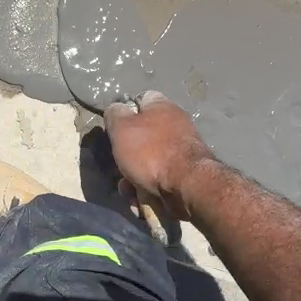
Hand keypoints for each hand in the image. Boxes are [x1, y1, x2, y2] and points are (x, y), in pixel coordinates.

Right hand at [103, 91, 219, 217]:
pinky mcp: (183, 174)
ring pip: (146, 163)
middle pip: (140, 138)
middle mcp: (174, 125)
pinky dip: (147, 191)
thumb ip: (114, 114)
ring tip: (130, 191)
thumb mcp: (122, 128)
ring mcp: (180, 151)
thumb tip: (115, 109)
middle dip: (125, 157)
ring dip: (133, 179)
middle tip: (119, 168)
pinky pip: (158, 180)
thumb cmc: (150, 152)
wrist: (187, 186)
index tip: (114, 129)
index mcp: (162, 107)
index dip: (124, 112)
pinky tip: (141, 201)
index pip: (140, 99)